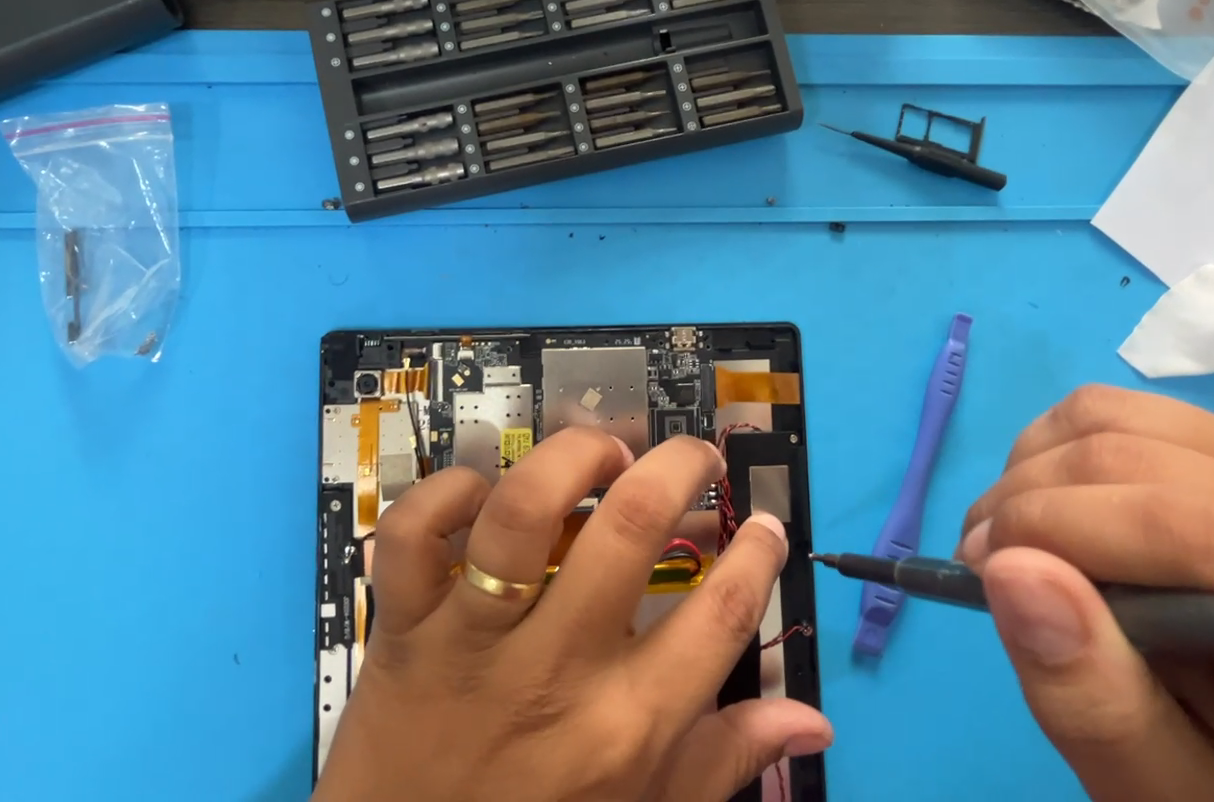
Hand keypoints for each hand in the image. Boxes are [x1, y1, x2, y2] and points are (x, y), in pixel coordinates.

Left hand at [313, 427, 832, 801]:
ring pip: (521, 510)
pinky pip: (412, 534)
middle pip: (628, 529)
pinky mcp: (401, 626)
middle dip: (676, 469)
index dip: (757, 554)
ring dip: (572, 459)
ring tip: (604, 453)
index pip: (719, 618)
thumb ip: (725, 759)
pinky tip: (484, 492)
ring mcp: (469, 640)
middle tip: (694, 457)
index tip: (763, 523)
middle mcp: (554, 668)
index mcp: (626, 724)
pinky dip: (447, 492)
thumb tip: (813, 721)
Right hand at [959, 386, 1213, 800]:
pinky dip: (1063, 444)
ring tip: (1011, 538)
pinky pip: (1144, 411)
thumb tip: (1010, 568)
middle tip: (979, 563)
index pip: (1207, 535)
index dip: (1071, 526)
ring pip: (1140, 423)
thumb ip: (1096, 706)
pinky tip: (1054, 506)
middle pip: (1163, 469)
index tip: (983, 568)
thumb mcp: (1162, 798)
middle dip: (1035, 501)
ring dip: (1038, 468)